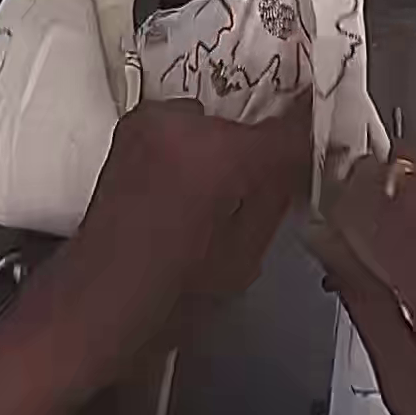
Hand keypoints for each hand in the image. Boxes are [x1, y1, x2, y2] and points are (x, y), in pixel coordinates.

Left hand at [0, 98, 308, 414]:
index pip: (289, 128)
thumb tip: (298, 156)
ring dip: (219, 142)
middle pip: (247, 121)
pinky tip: (180, 179)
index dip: (310, 127)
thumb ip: (278, 194)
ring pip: (214, 119)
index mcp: (223, 157)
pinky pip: (183, 122)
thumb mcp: (247, 253)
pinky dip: (190, 141)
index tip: (321, 123)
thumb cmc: (173, 290)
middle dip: (257, 145)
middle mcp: (188, 122)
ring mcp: (156, 117)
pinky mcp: (136, 121)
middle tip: (256, 177)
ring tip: (208, 184)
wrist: (95, 297)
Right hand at [310, 154, 415, 414]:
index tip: (320, 214)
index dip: (334, 198)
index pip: (368, 191)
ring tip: (384, 241)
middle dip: (363, 191)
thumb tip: (327, 244)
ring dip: (394, 193)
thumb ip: (361, 298)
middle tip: (345, 227)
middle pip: (397, 168)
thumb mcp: (406, 380)